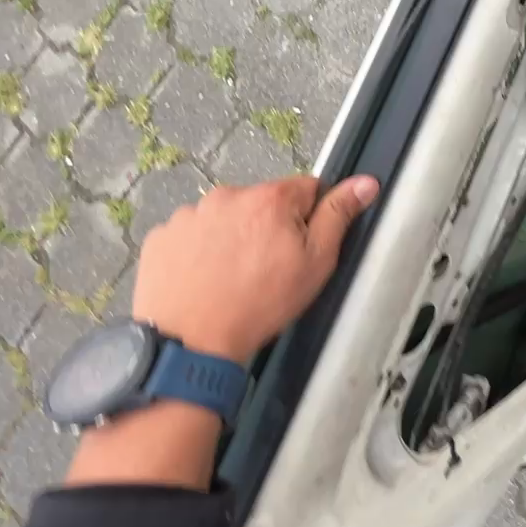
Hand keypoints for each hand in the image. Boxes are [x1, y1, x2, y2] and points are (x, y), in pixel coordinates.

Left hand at [132, 175, 378, 362]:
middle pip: (264, 201)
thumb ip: (338, 215)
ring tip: (233, 273)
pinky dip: (201, 247)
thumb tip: (366, 182)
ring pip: (227, 215)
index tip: (299, 247)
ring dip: (235, 233)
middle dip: (270, 224)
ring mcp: (187, 215)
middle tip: (268, 265)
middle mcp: (227, 195)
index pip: (307, 189)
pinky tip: (204, 275)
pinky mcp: (159, 237)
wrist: (189, 344)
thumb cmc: (262, 302)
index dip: (310, 217)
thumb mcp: (316, 261)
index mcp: (270, 198)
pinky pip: (192, 232)